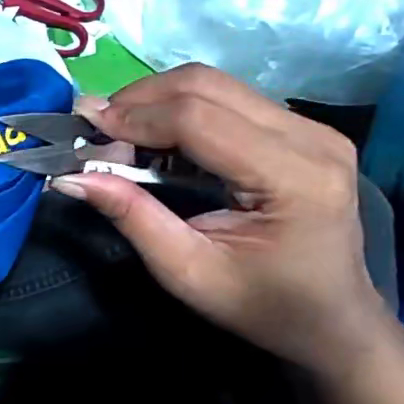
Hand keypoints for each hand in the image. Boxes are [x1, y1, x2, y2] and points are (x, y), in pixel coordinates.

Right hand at [50, 64, 388, 373]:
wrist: (334, 321)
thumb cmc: (262, 305)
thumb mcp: (187, 272)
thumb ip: (131, 216)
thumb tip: (69, 176)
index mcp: (295, 179)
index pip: (199, 119)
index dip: (135, 117)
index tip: (84, 128)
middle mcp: (311, 139)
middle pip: (203, 85)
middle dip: (137, 100)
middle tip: (96, 130)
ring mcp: (310, 127)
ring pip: (210, 82)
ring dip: (153, 99)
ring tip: (119, 133)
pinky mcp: (298, 126)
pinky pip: (222, 95)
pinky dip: (175, 105)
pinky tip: (154, 135)